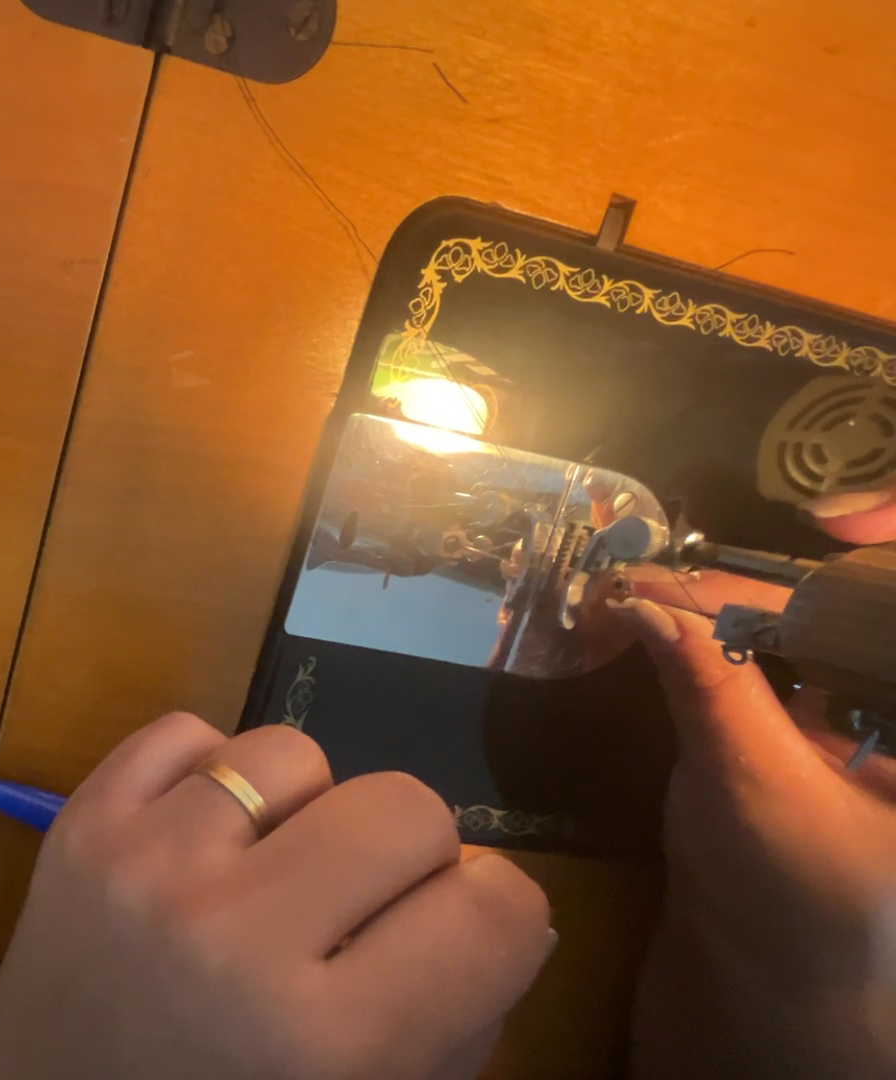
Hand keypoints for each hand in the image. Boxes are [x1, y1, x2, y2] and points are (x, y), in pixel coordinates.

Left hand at [0, 713, 551, 1079]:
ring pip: (291, 750)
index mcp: (330, 1042)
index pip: (496, 907)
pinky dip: (207, 766)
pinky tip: (194, 826)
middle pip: (403, 803)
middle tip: (351, 888)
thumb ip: (453, 1013)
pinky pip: (186, 729)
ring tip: (261, 858)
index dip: (491, 907)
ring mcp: (147, 858)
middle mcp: (234, 932)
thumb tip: (494, 890)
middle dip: (403, 844)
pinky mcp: (83, 813)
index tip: (450, 919)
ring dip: (297, 801)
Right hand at [620, 490, 895, 1078]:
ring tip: (637, 588)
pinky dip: (711, 624)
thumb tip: (639, 598)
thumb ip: (709, 687)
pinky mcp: (811, 713)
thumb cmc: (791, 892)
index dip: (893, 549)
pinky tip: (654, 619)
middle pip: (863, 602)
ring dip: (726, 596)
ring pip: (811, 618)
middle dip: (770, 573)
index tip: (827, 514)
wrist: (764, 956)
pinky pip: (769, 645)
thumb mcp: (755, 788)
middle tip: (657, 569)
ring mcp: (867, 708)